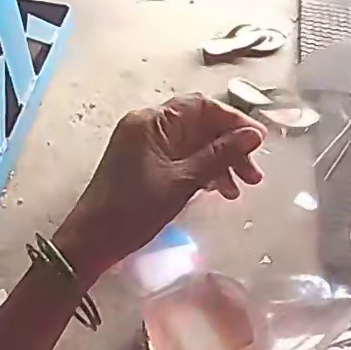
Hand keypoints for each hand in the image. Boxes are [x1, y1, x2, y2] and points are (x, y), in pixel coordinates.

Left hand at [55, 94, 265, 275]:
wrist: (91, 242)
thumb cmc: (133, 210)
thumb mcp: (182, 182)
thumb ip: (219, 156)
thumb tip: (253, 135)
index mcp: (152, 122)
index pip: (202, 107)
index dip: (234, 121)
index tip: (258, 142)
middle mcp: (147, 126)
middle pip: (200, 125)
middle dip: (230, 146)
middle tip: (252, 175)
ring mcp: (145, 146)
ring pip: (193, 144)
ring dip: (219, 162)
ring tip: (238, 189)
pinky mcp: (145, 165)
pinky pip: (182, 159)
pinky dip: (202, 171)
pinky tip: (217, 190)